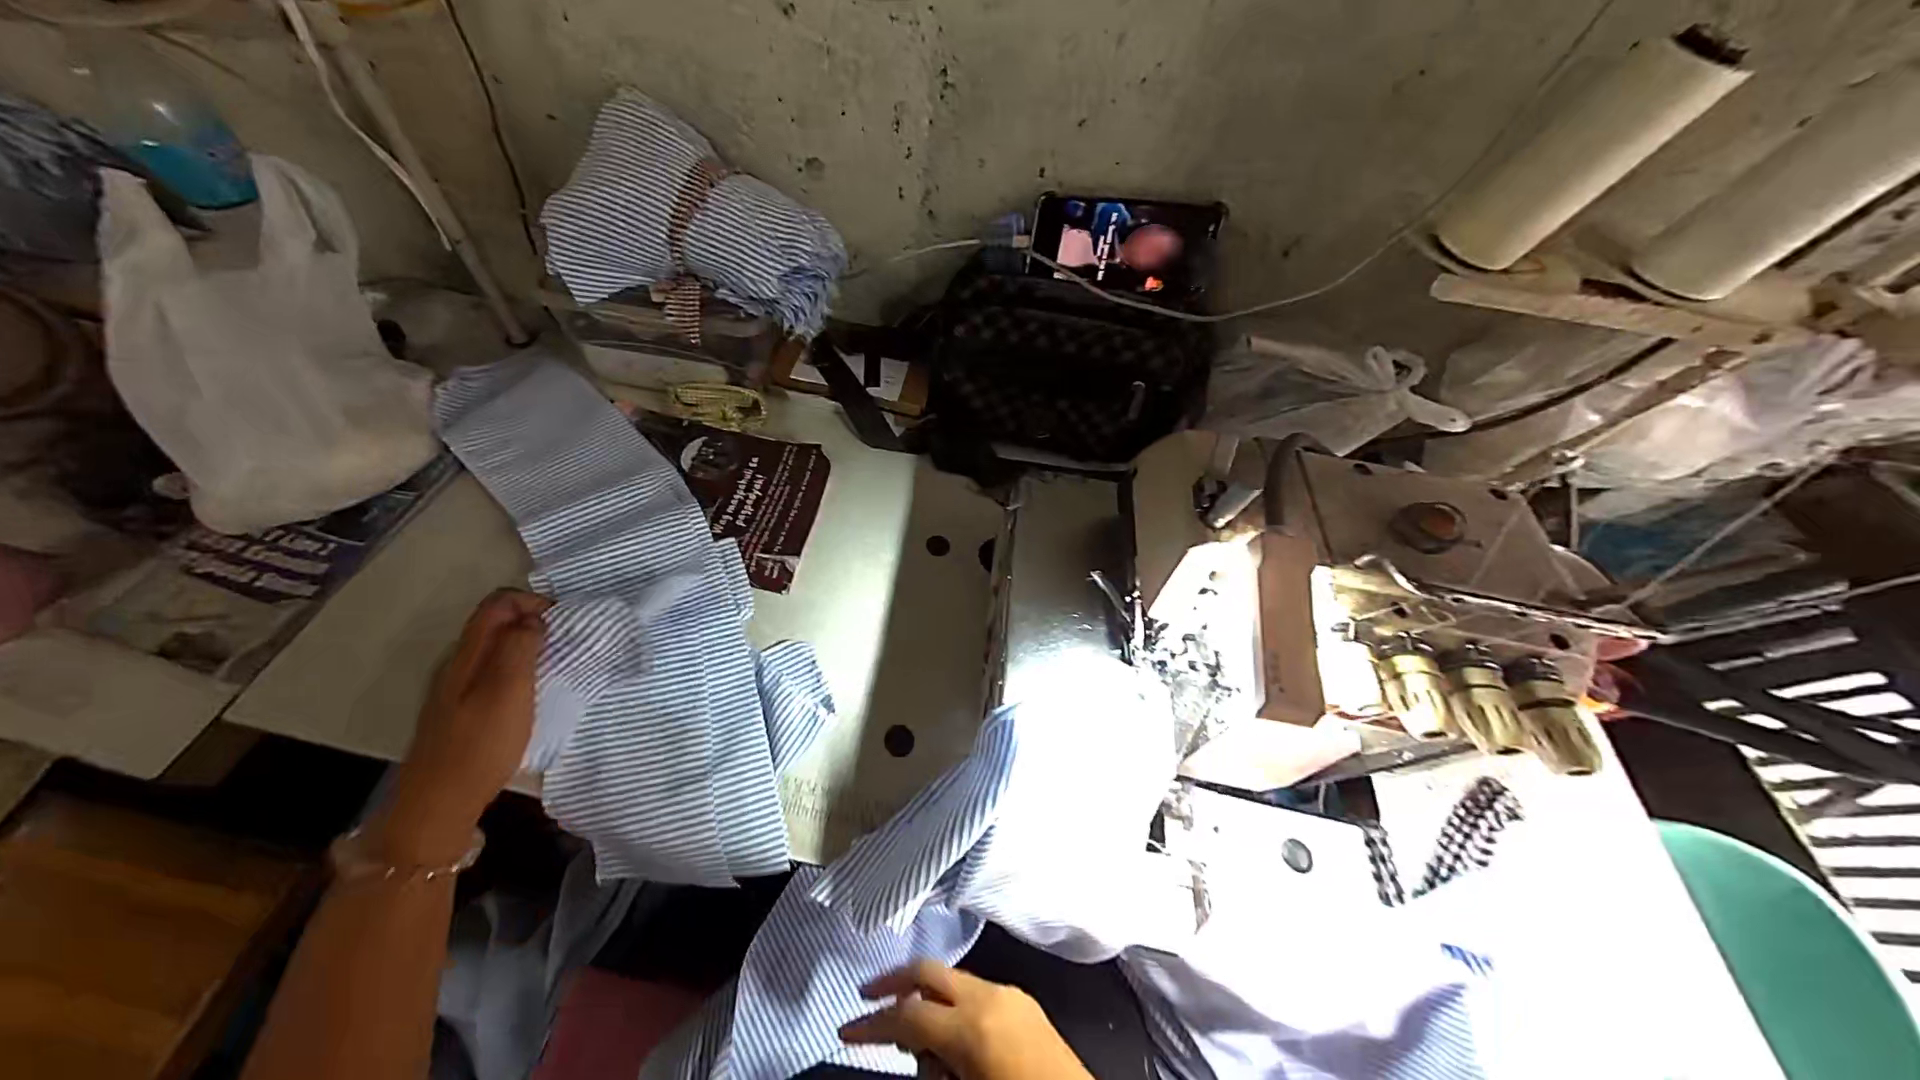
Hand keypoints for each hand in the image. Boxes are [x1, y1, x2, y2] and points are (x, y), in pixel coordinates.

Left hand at [371, 589, 549, 866]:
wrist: (441, 803)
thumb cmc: (481, 744)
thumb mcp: (508, 691)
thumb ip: (520, 647)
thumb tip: (533, 617)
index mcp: (469, 654)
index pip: (498, 603)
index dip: (533, 602)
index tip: (563, 623)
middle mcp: (460, 663)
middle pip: (496, 622)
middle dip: (534, 621)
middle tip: (566, 642)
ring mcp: (459, 686)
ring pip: (497, 647)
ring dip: (529, 645)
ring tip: (559, 663)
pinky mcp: (465, 708)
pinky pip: (496, 671)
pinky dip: (522, 668)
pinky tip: (537, 690)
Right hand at [840, 960, 1092, 1079]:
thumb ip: (932, 1069)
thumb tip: (914, 1051)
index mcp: (973, 1026)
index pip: (908, 1016)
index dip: (871, 1024)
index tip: (846, 1029)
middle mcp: (990, 997)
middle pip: (928, 973)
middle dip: (893, 983)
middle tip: (868, 1001)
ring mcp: (1010, 995)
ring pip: (953, 979)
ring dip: (926, 996)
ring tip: (914, 1039)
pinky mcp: (1025, 1003)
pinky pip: (976, 991)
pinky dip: (953, 1003)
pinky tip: (950, 1036)